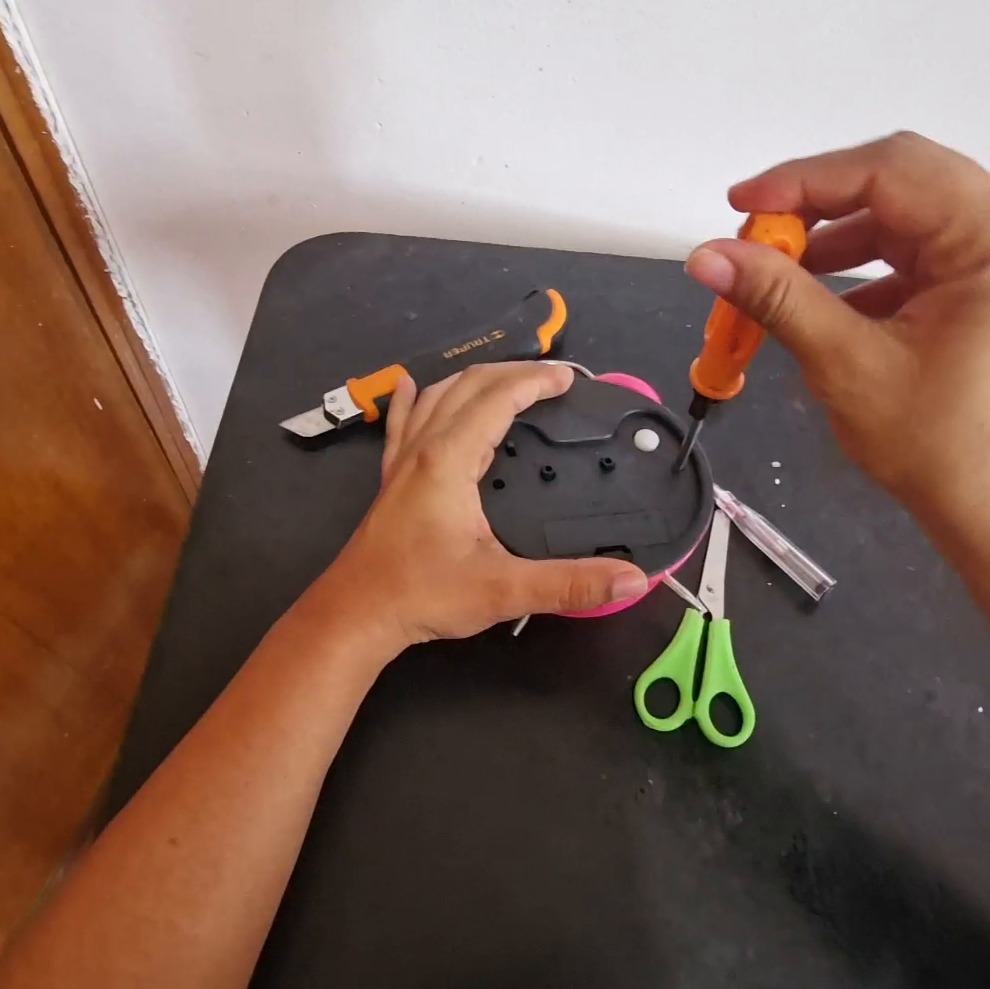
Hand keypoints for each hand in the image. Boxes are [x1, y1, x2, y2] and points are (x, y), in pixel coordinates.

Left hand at [310, 362, 649, 651]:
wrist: (356, 615)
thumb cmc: (425, 595)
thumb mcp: (503, 590)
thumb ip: (569, 584)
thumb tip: (632, 579)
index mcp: (450, 459)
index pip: (498, 398)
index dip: (536, 382)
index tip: (571, 379)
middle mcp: (423, 448)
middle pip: (467, 387)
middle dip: (512, 373)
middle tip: (551, 378)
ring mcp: (401, 461)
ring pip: (435, 398)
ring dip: (473, 380)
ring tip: (505, 378)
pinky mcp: (389, 480)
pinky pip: (400, 423)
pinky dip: (413, 399)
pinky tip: (409, 385)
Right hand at [684, 132, 989, 555]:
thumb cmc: (944, 449)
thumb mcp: (847, 364)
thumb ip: (776, 297)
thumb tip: (708, 257)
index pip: (888, 171)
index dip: (801, 181)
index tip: (740, 205)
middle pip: (901, 187)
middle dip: (818, 212)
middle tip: (756, 241)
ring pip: (908, 223)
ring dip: (839, 245)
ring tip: (781, 280)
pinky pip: (922, 260)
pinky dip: (868, 276)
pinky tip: (828, 309)